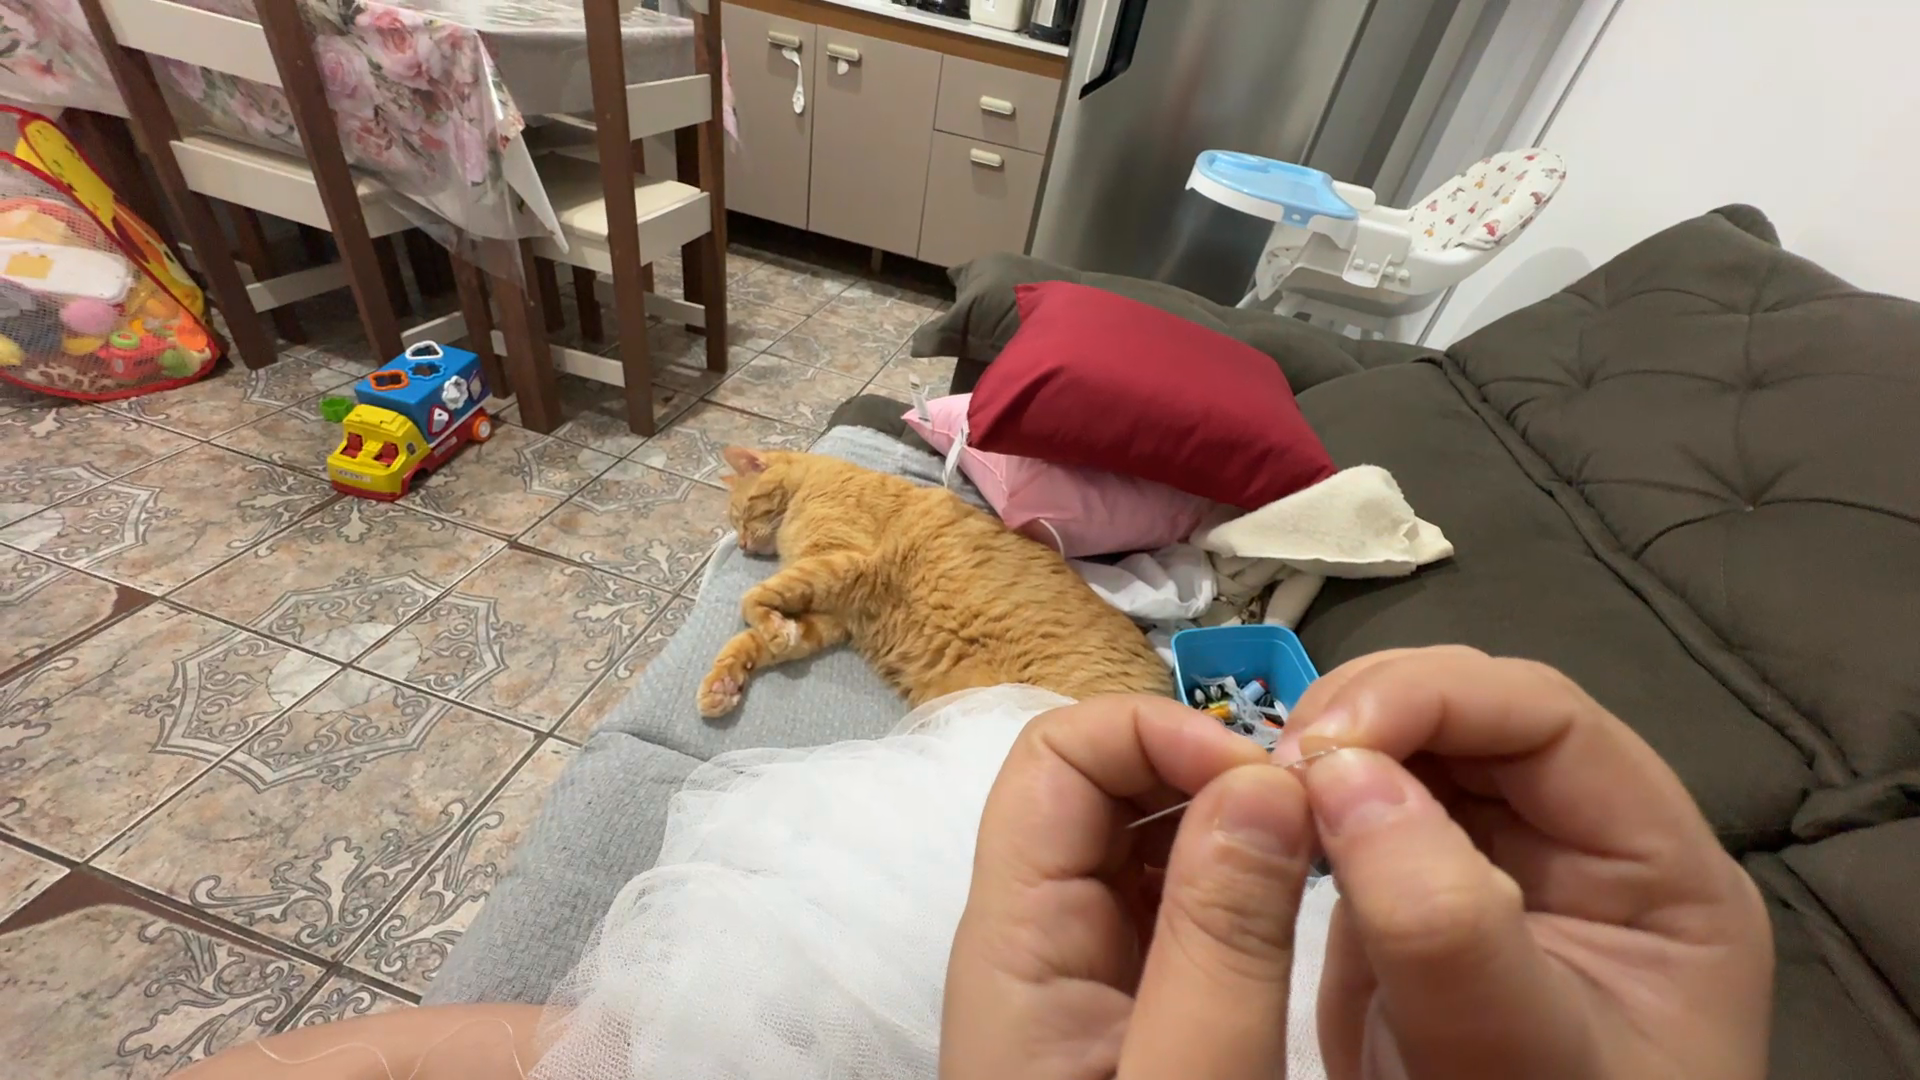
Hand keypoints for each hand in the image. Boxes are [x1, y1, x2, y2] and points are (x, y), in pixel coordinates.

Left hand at [943, 694, 1318, 1079]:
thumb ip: (1220, 940)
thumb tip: (1264, 782)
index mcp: (1015, 932)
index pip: (1053, 757)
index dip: (1148, 733)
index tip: (1261, 776)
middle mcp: (1037, 919)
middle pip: (1093, 774)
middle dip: (1193, 760)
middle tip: (1306, 801)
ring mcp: (1080, 946)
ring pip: (1134, 820)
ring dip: (1219, 804)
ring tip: (1312, 833)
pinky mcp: (1124, 977)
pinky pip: (1167, 878)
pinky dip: (1231, 856)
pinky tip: (1291, 880)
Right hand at [1276, 647, 1772, 1078]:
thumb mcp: (1507, 1054)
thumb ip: (1442, 920)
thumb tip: (1339, 769)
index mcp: (1651, 863)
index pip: (1546, 717)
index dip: (1429, 698)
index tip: (1320, 743)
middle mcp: (1575, 829)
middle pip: (1469, 701)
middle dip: (1366, 709)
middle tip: (1284, 763)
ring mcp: (1490, 837)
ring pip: (1407, 725)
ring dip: (1330, 733)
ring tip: (1275, 782)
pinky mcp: (1415, 852)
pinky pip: (1362, 773)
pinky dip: (1310, 771)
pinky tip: (1278, 800)